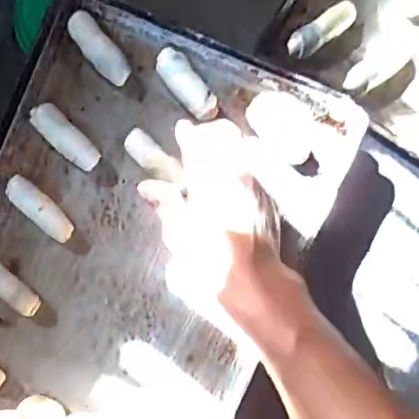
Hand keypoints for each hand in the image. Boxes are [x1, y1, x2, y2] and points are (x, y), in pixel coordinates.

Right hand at [138, 119, 308, 354]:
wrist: (256, 287)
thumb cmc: (211, 266)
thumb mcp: (178, 237)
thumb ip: (166, 206)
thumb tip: (150, 188)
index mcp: (209, 181)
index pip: (196, 146)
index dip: (187, 136)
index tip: (181, 131)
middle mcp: (237, 177)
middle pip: (226, 139)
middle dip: (211, 135)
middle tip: (199, 139)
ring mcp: (257, 188)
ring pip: (242, 154)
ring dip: (228, 151)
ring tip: (215, 159)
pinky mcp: (269, 204)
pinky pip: (253, 174)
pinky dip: (241, 170)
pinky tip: (232, 183)